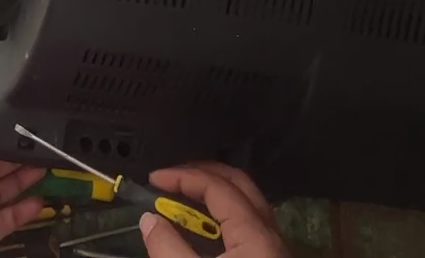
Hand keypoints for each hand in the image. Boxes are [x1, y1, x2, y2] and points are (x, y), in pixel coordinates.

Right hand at [140, 163, 289, 257]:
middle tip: (173, 178)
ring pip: (248, 203)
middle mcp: (271, 235)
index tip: (154, 179)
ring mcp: (276, 250)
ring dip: (215, 192)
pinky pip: (250, 223)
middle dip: (203, 173)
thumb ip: (169, 249)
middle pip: (239, 183)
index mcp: (255, 234)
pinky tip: (209, 230)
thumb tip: (148, 219)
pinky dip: (225, 214)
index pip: (216, 186)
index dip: (182, 176)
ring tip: (186, 199)